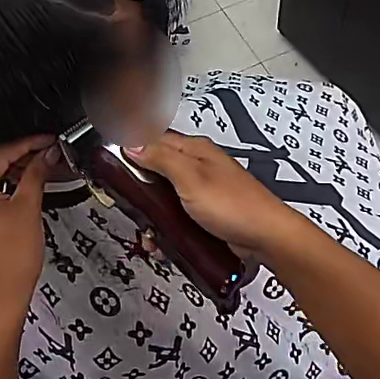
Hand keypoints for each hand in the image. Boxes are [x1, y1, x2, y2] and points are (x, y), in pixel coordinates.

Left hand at [0, 135, 56, 312]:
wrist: (0, 294)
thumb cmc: (10, 260)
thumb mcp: (28, 208)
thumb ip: (36, 174)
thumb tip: (46, 155)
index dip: (27, 145)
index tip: (47, 141)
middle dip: (15, 154)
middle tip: (43, 152)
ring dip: (6, 168)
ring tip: (36, 167)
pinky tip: (20, 183)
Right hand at [125, 132, 310, 259]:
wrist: (267, 238)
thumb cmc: (239, 207)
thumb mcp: (191, 179)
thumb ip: (161, 159)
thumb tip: (133, 144)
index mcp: (195, 150)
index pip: (152, 139)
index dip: (130, 149)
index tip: (112, 165)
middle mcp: (199, 167)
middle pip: (156, 170)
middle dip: (139, 189)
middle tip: (131, 204)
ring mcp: (203, 191)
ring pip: (165, 196)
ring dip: (153, 213)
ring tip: (150, 229)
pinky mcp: (207, 213)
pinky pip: (178, 215)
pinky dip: (168, 227)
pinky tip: (165, 239)